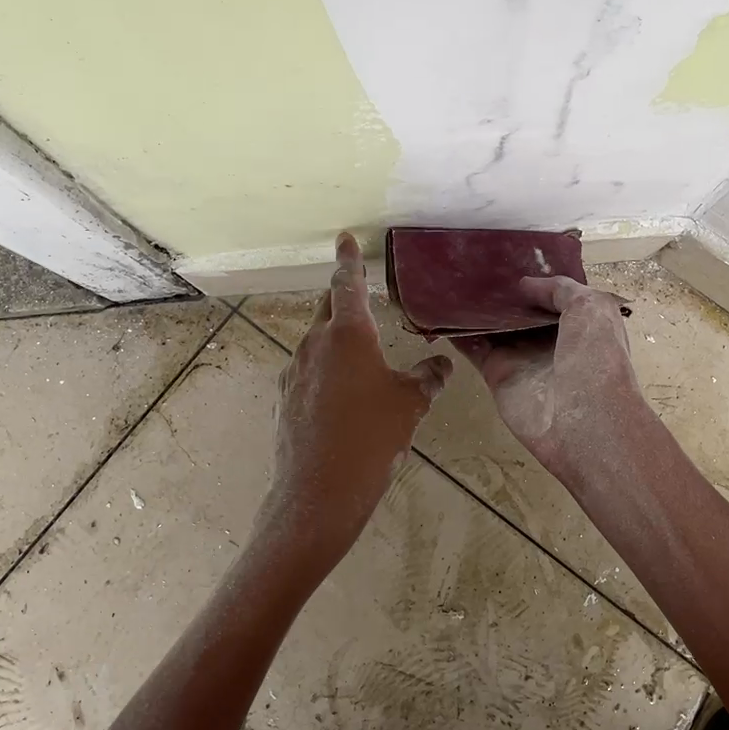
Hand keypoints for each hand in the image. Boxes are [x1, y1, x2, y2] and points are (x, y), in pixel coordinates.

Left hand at [260, 233, 453, 565]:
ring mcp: (295, 370)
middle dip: (344, 298)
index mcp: (348, 334)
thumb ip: (427, 378)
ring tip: (361, 355)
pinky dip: (326, 368)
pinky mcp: (286, 396)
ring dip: (336, 337)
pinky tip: (343, 395)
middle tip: (362, 295)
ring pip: (317, 340)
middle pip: (329, 308)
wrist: (319, 491)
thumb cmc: (372, 437)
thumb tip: (442, 366)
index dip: (348, 259)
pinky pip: (309, 370)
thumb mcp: (410, 404)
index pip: (347, 284)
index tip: (344, 238)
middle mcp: (316, 343)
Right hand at [451, 275, 642, 473]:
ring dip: (476, 307)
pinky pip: (474, 348)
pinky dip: (458, 332)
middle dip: (502, 290)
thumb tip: (524, 284)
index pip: (552, 295)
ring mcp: (521, 357)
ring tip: (453, 279)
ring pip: (494, 326)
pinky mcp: (497, 374)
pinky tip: (442, 309)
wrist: (584, 420)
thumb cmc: (596, 358)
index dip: (534, 278)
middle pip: (520, 310)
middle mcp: (549, 339)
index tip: (507, 257)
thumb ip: (559, 289)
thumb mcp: (591, 307)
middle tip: (474, 263)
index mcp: (578, 322)